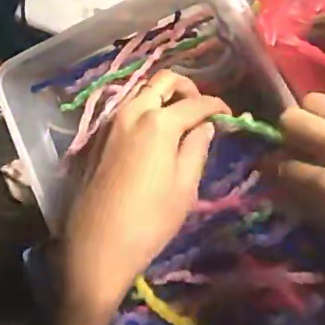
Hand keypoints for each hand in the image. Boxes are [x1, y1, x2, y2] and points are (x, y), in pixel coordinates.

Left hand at [59, 70, 229, 319]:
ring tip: (178, 118)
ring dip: (162, 95)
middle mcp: (132, 111)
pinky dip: (144, 109)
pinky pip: (125, 108)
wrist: (96, 244)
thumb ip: (196, 149)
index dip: (216, 105)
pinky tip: (152, 133)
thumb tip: (205, 126)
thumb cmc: (149, 220)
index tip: (228, 114)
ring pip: (141, 91)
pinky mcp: (97, 134)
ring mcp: (110, 120)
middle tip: (200, 107)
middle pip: (163, 80)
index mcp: (158, 122)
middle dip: (187, 87)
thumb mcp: (184, 188)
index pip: (195, 102)